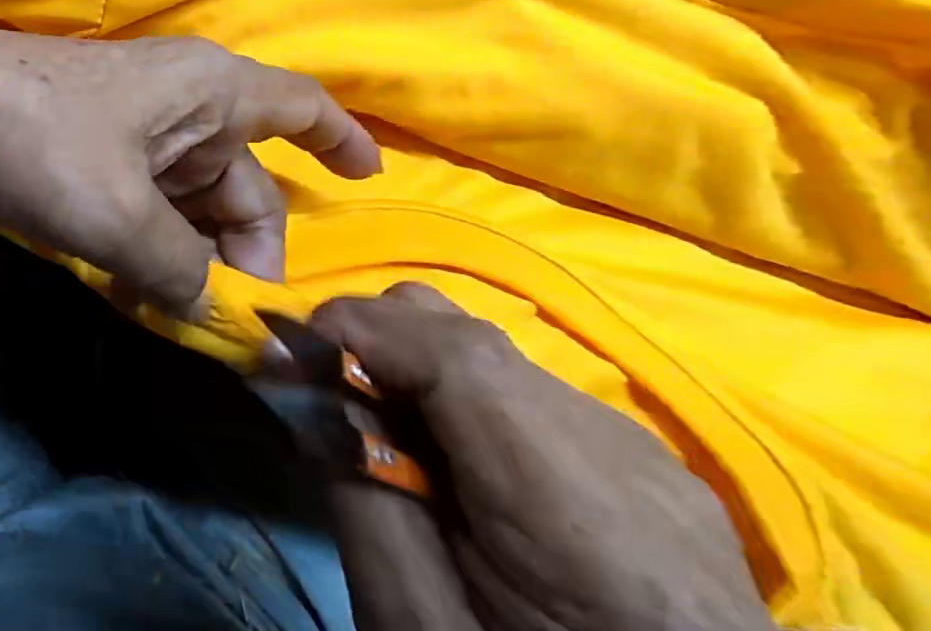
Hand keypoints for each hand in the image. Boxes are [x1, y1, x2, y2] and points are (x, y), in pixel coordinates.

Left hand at [0, 26, 380, 313]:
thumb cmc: (38, 140)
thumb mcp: (116, 216)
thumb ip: (178, 269)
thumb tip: (215, 309)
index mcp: (209, 92)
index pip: (298, 107)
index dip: (340, 139)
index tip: (369, 179)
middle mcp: (185, 103)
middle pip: (244, 182)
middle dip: (244, 251)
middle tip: (230, 319)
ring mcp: (140, 126)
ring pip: (194, 201)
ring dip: (193, 257)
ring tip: (171, 313)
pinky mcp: (100, 147)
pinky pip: (152, 201)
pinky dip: (155, 244)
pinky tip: (134, 286)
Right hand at [311, 284, 775, 630]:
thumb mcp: (414, 626)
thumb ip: (358, 491)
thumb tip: (306, 383)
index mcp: (589, 520)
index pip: (463, 359)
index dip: (363, 330)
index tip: (287, 349)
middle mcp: (629, 456)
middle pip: (473, 335)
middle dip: (377, 341)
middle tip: (323, 395)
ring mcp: (644, 452)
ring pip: (491, 351)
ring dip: (412, 368)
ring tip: (383, 439)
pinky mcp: (641, 460)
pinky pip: (521, 386)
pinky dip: (457, 397)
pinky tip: (450, 466)